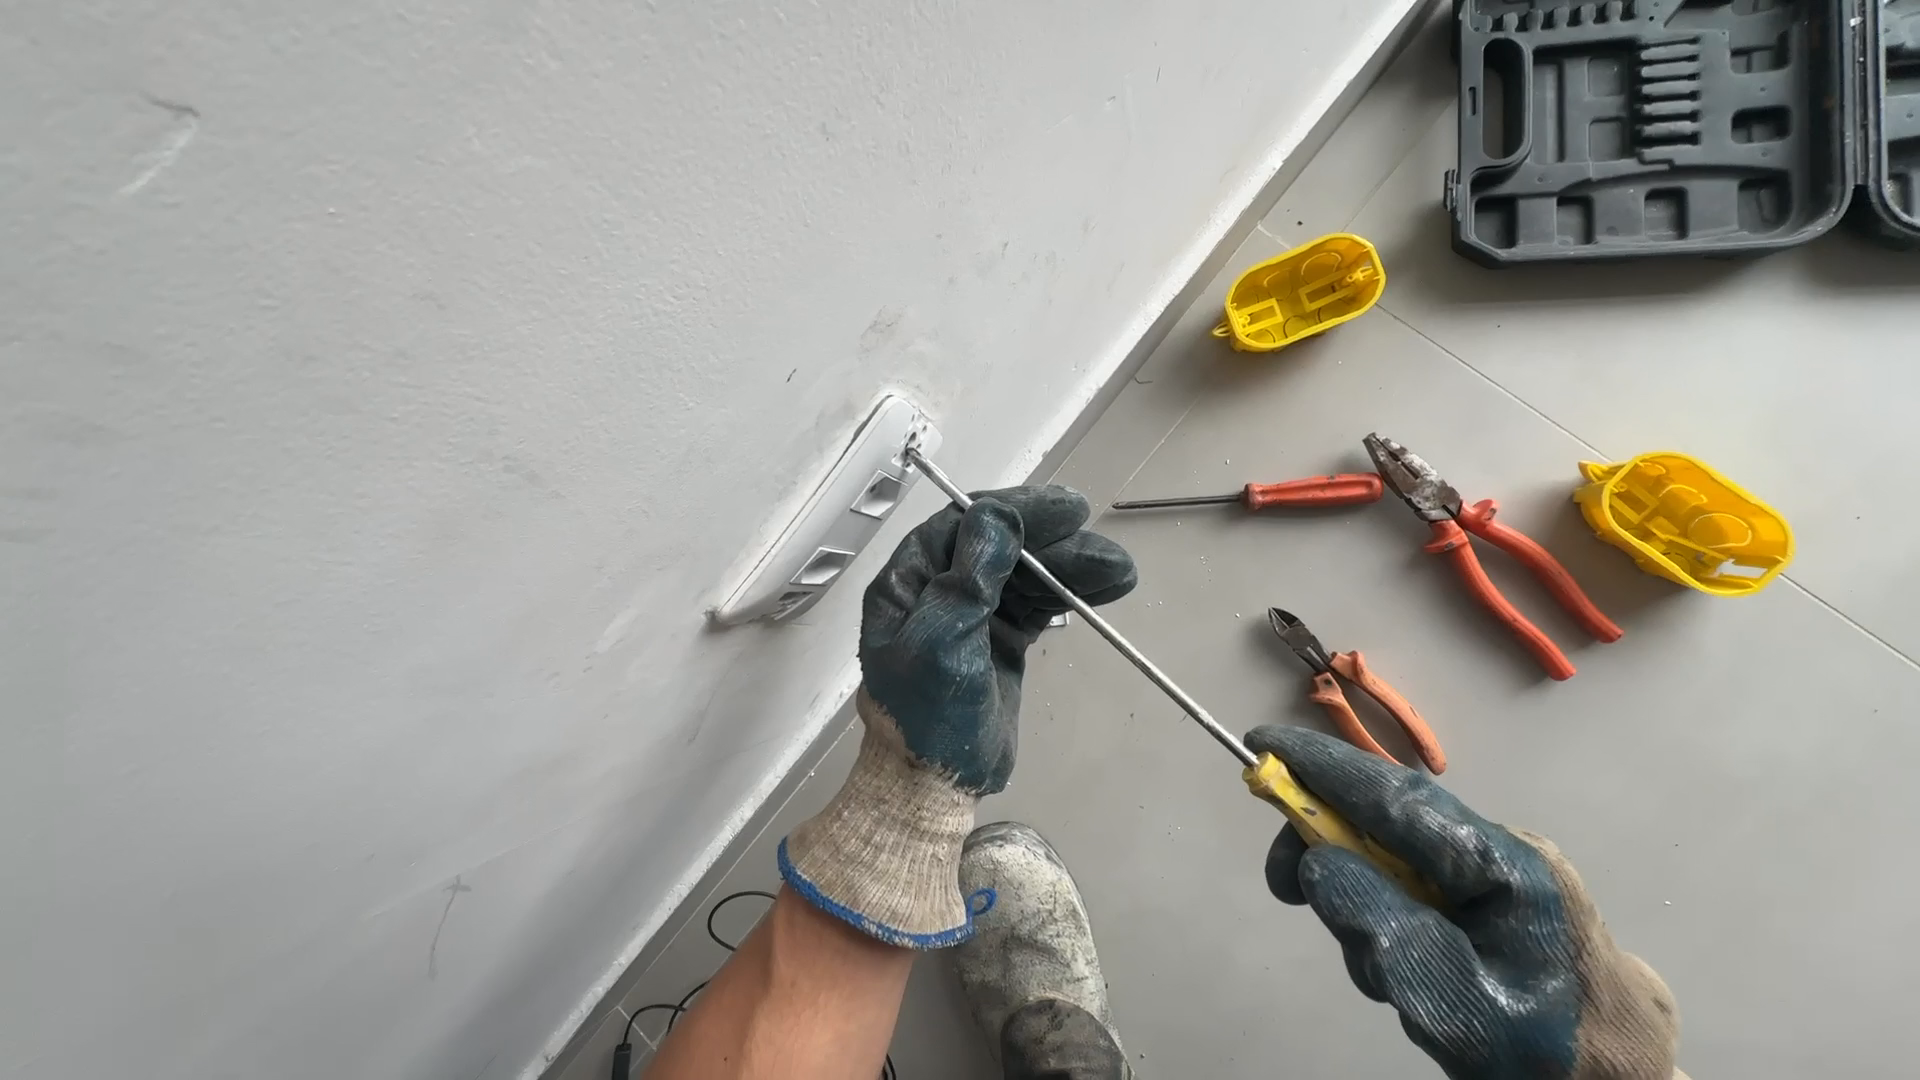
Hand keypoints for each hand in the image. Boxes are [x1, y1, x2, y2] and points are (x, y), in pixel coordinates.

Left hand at [860, 485, 1136, 792]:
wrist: (935, 784)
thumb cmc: (928, 717)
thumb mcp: (942, 644)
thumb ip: (969, 578)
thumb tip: (1000, 516)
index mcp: (910, 581)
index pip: (964, 525)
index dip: (1016, 512)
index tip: (1065, 512)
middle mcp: (939, 587)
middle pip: (1002, 546)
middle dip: (1054, 544)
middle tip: (1104, 548)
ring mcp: (972, 612)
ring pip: (1025, 573)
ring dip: (1071, 568)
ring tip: (1120, 572)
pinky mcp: (1000, 637)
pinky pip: (1036, 602)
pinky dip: (1068, 593)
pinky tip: (1105, 588)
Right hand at [1246, 725, 1680, 1079]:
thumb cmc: (1541, 1048)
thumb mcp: (1452, 1002)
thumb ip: (1379, 927)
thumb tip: (1314, 862)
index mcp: (1503, 864)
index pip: (1392, 796)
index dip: (1320, 765)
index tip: (1259, 744)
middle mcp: (1498, 847)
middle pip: (1382, 816)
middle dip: (1323, 842)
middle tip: (1280, 886)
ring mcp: (1494, 865)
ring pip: (1388, 849)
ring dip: (1356, 893)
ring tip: (1372, 965)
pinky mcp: (1484, 887)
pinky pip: (1406, 875)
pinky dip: (1379, 908)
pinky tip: (1397, 959)